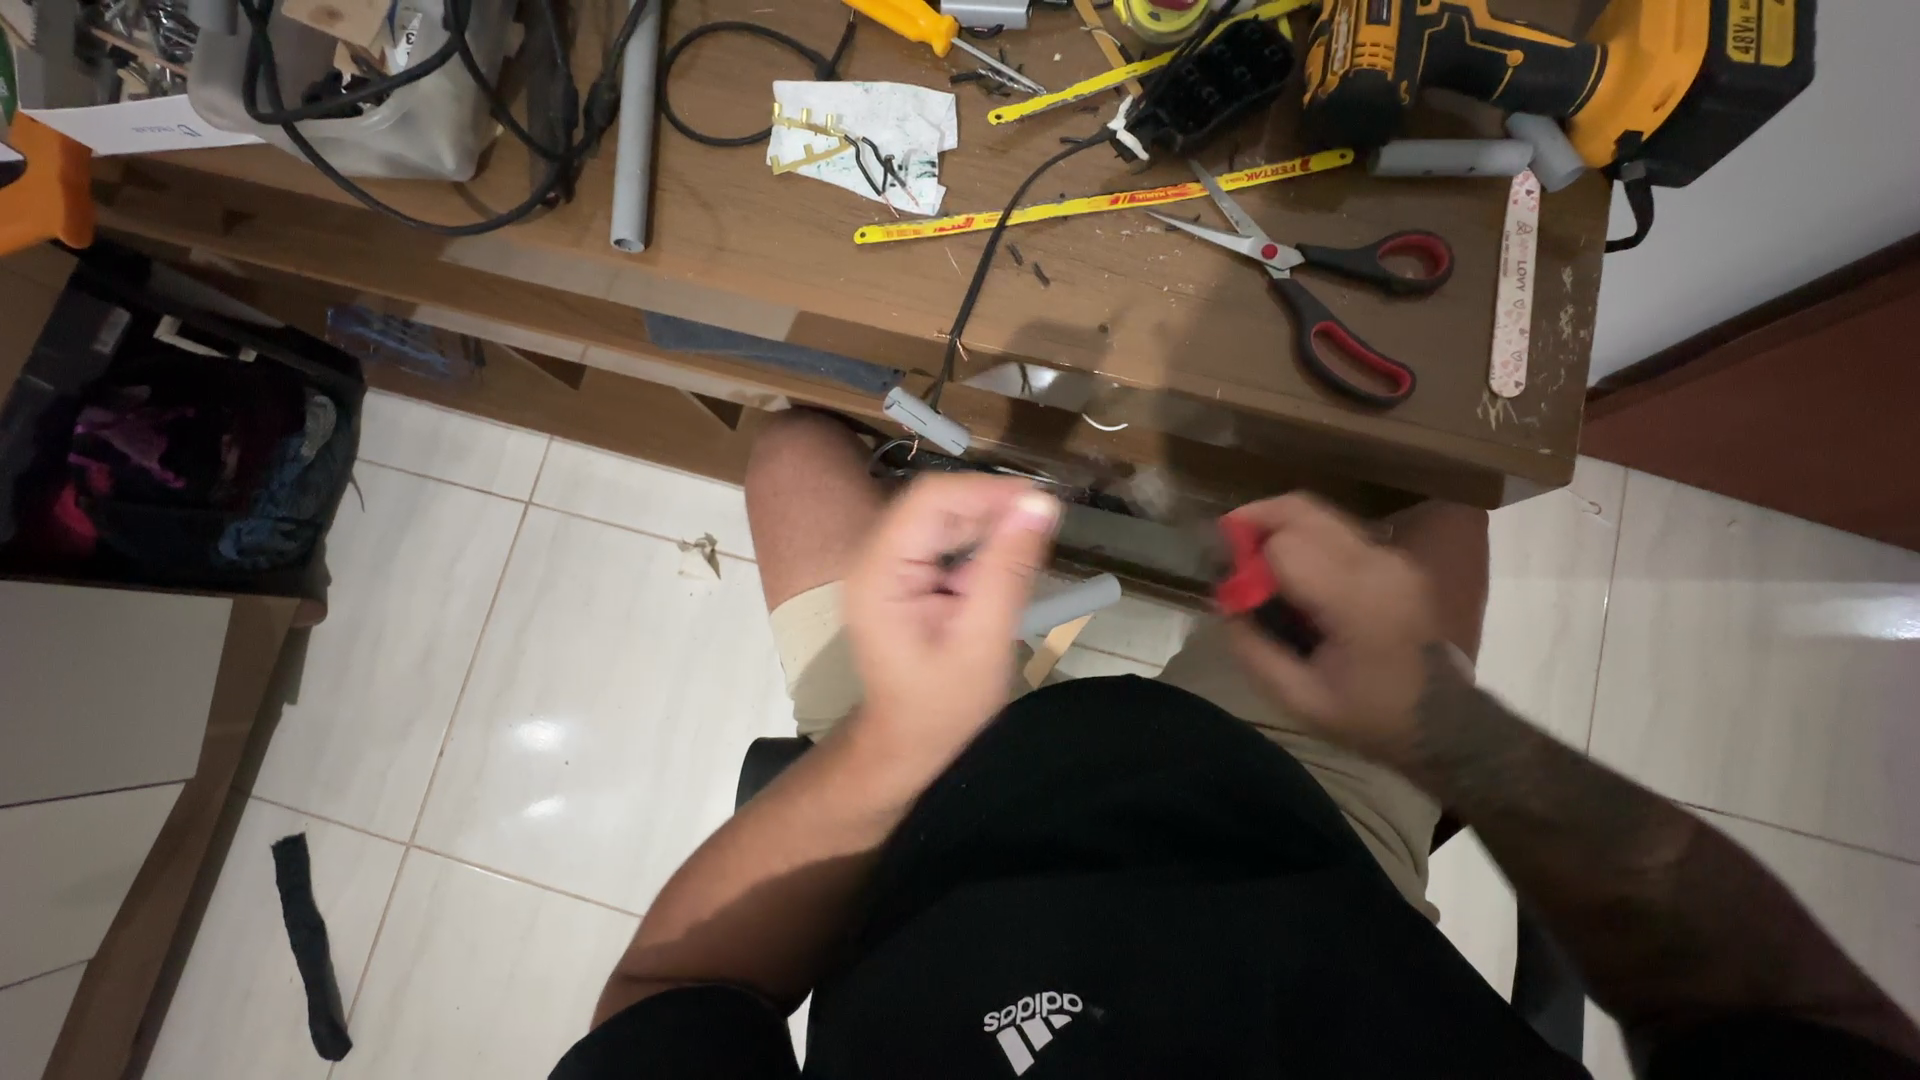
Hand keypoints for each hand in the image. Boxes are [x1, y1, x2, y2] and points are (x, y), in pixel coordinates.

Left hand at [843, 475, 1059, 753]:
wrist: (906, 742)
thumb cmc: (942, 706)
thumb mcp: (984, 641)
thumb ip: (1009, 570)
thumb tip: (1040, 506)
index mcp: (880, 572)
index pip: (931, 500)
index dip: (987, 490)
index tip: (1041, 501)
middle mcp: (873, 558)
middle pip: (935, 504)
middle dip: (990, 507)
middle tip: (1044, 524)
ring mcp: (883, 566)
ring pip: (941, 518)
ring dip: (987, 525)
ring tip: (1030, 546)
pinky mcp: (899, 576)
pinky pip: (940, 541)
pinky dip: (977, 545)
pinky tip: (1004, 566)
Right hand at [1223, 494, 1444, 764]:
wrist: (1444, 723)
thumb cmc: (1369, 716)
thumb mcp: (1298, 698)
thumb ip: (1253, 648)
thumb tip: (1226, 604)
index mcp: (1355, 601)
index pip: (1285, 546)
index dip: (1248, 560)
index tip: (1232, 591)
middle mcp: (1376, 564)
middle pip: (1301, 510)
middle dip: (1254, 521)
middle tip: (1227, 551)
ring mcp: (1390, 557)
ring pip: (1317, 513)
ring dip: (1277, 527)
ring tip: (1254, 562)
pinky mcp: (1394, 559)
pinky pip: (1334, 530)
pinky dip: (1301, 537)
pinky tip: (1289, 572)